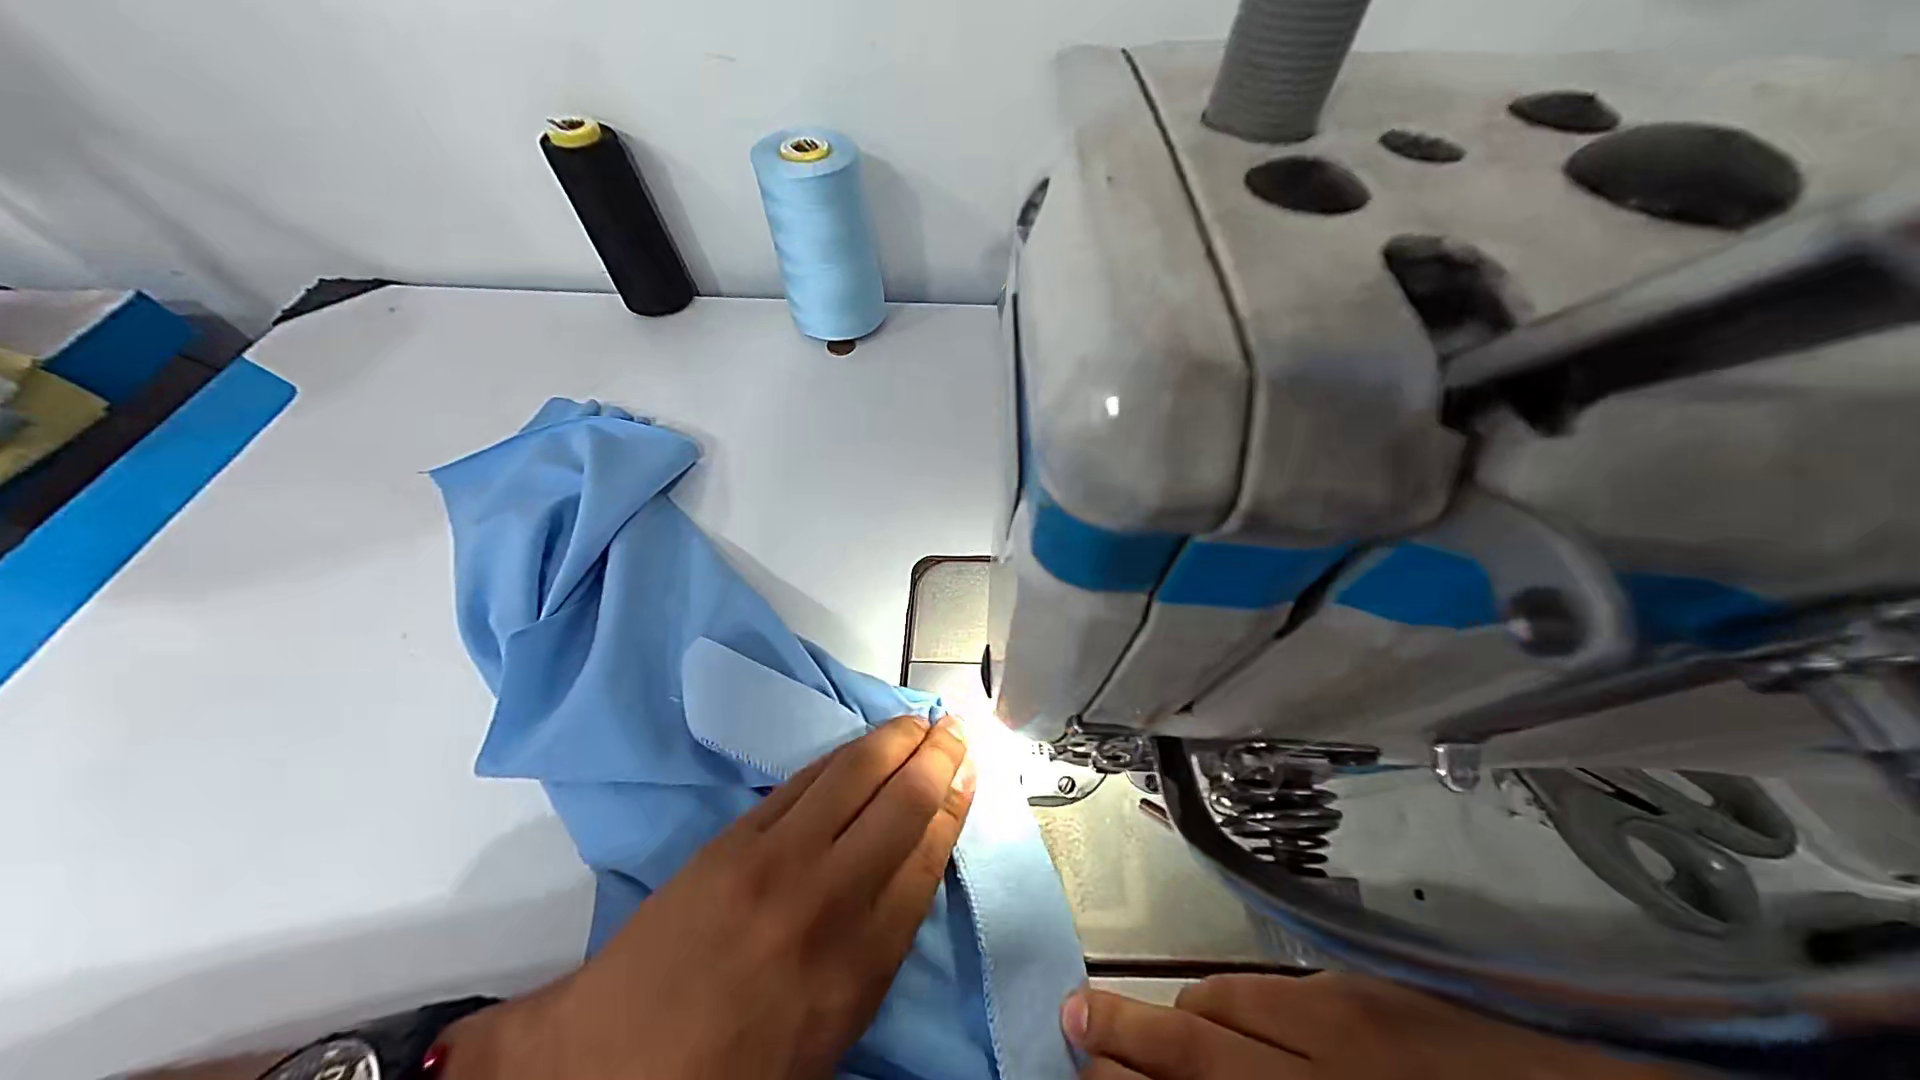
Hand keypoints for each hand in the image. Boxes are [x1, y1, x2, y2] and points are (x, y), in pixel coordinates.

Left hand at [446, 713, 975, 1079]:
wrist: (615, 1062)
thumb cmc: (737, 1062)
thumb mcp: (834, 1026)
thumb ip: (880, 944)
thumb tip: (914, 865)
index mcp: (861, 962)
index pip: (927, 857)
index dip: (954, 806)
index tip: (971, 774)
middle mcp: (828, 899)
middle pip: (901, 804)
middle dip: (938, 758)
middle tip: (958, 730)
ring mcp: (776, 859)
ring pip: (854, 776)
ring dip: (895, 740)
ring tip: (920, 721)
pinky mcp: (733, 839)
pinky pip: (803, 780)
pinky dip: (843, 755)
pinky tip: (863, 744)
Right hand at [1061, 972, 1686, 1079]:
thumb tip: (1199, 1070)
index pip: (1188, 1079)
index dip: (1122, 1073)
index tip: (1080, 1063)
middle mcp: (1319, 1065)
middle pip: (1191, 1041)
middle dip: (1121, 1032)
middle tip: (1071, 1014)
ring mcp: (1348, 1019)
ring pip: (1227, 1002)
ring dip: (1179, 1013)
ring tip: (1145, 1016)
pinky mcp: (1376, 988)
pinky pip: (1278, 984)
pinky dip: (1240, 997)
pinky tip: (1234, 1007)